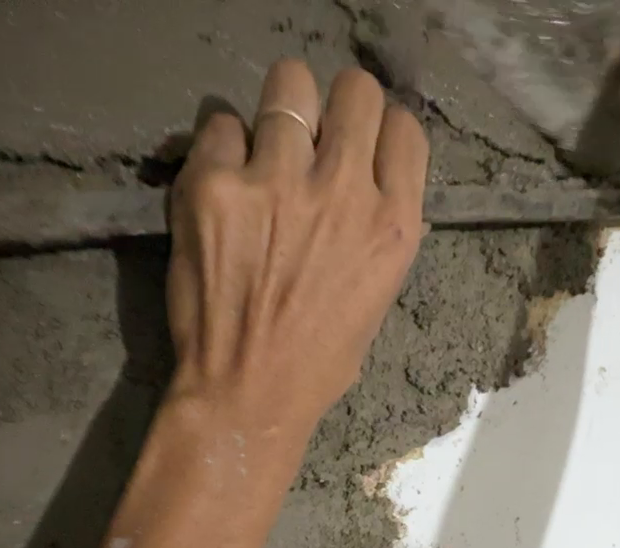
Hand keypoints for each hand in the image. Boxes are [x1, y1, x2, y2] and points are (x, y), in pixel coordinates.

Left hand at [165, 59, 427, 454]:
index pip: (404, 127)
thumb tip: (369, 187)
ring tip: (264, 152)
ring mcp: (277, 182)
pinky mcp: (215, 184)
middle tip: (314, 139)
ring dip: (280, 114)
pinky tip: (224, 188)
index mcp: (393, 226)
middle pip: (356, 88)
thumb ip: (379, 232)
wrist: (247, 392)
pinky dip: (223, 147)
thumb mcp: (378, 298)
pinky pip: (222, 124)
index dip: (381, 133)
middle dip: (337, 108)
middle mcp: (343, 192)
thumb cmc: (319, 360)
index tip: (362, 150)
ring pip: (289, 83)